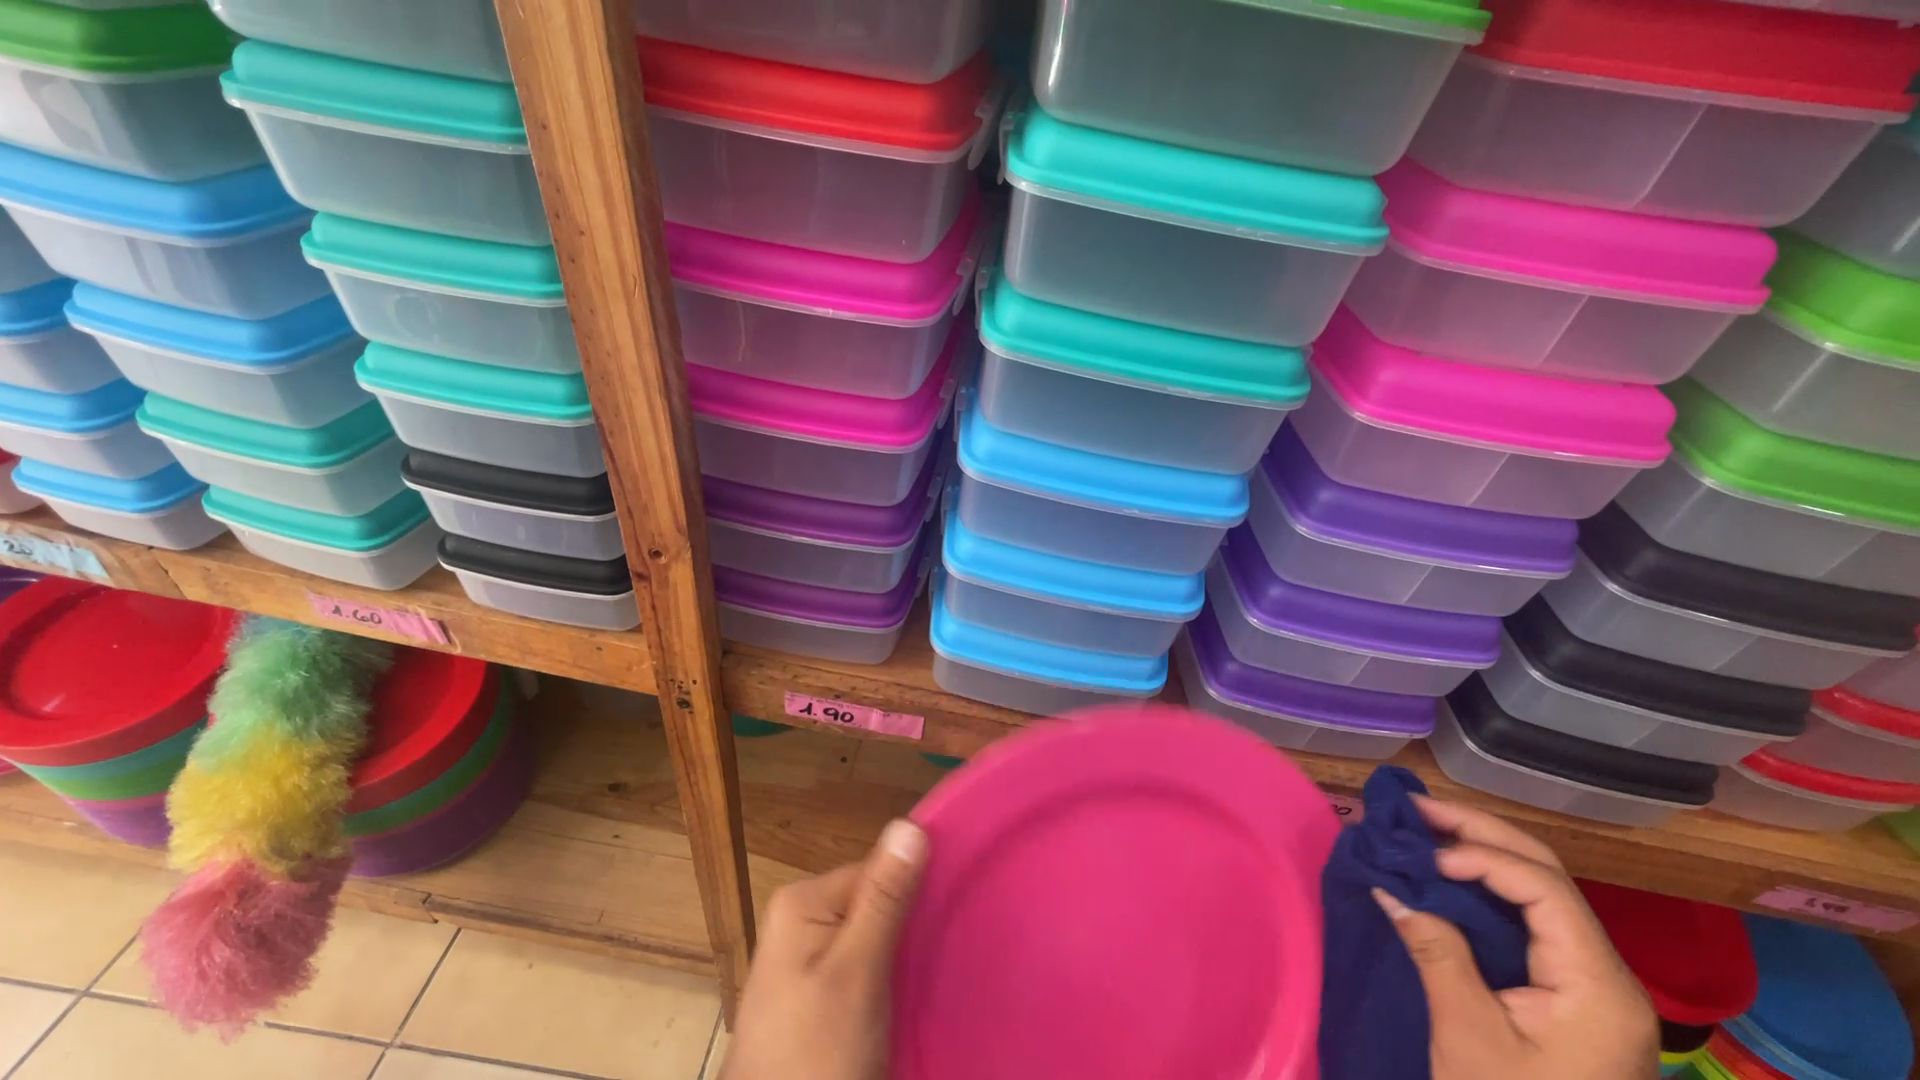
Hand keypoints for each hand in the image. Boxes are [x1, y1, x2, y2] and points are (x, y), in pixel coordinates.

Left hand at [721, 819, 928, 1079]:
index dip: (914, 893)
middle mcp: (798, 920)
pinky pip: (859, 969)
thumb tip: (907, 824)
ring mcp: (803, 960)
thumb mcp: (857, 972)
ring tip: (921, 984)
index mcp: (802, 902)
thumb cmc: (816, 1051)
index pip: (877, 871)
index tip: (948, 921)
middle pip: (874, 903)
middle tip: (936, 960)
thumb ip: (884, 899)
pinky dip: (883, 983)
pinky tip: (899, 1003)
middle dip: (906, 930)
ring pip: (871, 939)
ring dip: (897, 960)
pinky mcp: (813, 993)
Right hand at [1373, 797, 1658, 1079]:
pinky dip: (1486, 892)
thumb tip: (1390, 887)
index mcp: (1597, 984)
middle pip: (1548, 878)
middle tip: (1415, 809)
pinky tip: (1447, 877)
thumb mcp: (1468, 1036)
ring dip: (1482, 857)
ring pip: (1541, 897)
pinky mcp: (1571, 997)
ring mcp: (1592, 986)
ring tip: (1425, 831)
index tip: (1420, 857)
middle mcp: (1606, 975)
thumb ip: (1436, 951)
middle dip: (1480, 835)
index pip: (1544, 887)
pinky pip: (1532, 925)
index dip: (1480, 856)